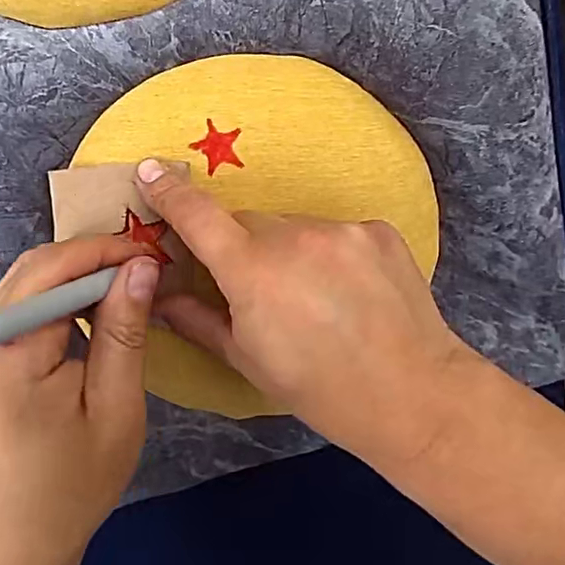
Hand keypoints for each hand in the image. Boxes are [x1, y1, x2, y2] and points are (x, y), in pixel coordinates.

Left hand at [0, 236, 159, 564]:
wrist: (15, 546)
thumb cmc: (75, 486)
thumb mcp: (116, 409)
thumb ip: (124, 332)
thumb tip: (141, 267)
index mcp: (4, 362)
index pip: (53, 276)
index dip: (103, 253)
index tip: (149, 255)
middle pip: (29, 273)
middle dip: (87, 261)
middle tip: (137, 269)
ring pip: (17, 290)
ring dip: (68, 281)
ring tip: (117, 290)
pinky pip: (8, 315)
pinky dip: (47, 306)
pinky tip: (79, 319)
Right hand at [133, 158, 482, 460]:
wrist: (413, 394)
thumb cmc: (319, 389)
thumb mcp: (248, 360)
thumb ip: (198, 319)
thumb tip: (160, 296)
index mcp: (252, 272)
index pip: (198, 217)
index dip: (169, 192)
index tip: (151, 170)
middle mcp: (294, 237)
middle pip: (248, 223)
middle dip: (242, 247)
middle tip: (259, 289)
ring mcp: (340, 229)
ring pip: (293, 227)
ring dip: (289, 250)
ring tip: (314, 297)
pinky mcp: (376, 229)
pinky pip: (334, 231)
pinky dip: (329, 253)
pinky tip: (349, 290)